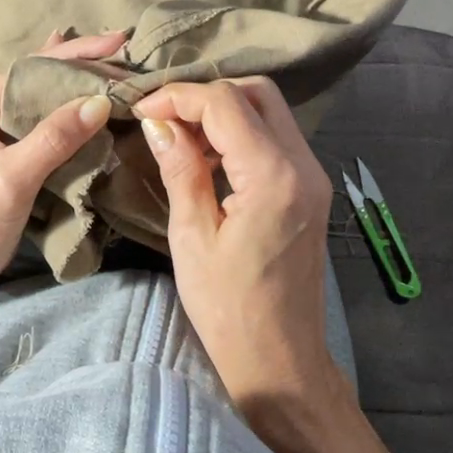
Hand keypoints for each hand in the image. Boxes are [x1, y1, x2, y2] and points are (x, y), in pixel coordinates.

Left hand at [0, 30, 124, 293]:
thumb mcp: (15, 178)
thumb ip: (55, 137)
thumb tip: (100, 101)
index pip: (29, 70)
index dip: (74, 58)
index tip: (116, 44)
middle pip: (37, 76)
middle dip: (80, 63)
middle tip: (124, 47)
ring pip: (43, 94)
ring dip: (78, 81)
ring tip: (115, 58)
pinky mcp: (10, 145)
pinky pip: (45, 117)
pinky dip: (70, 104)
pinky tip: (87, 85)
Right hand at [133, 78, 346, 413]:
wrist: (279, 359)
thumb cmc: (227, 307)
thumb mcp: (191, 236)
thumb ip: (180, 169)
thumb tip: (157, 123)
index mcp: (273, 177)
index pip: (225, 103)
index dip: (178, 97)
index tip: (140, 112)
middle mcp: (304, 165)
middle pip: (258, 93)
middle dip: (205, 94)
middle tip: (162, 118)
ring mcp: (313, 176)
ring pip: (269, 111)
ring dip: (222, 112)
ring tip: (178, 138)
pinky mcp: (309, 190)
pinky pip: (274, 138)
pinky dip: (239, 133)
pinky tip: (206, 159)